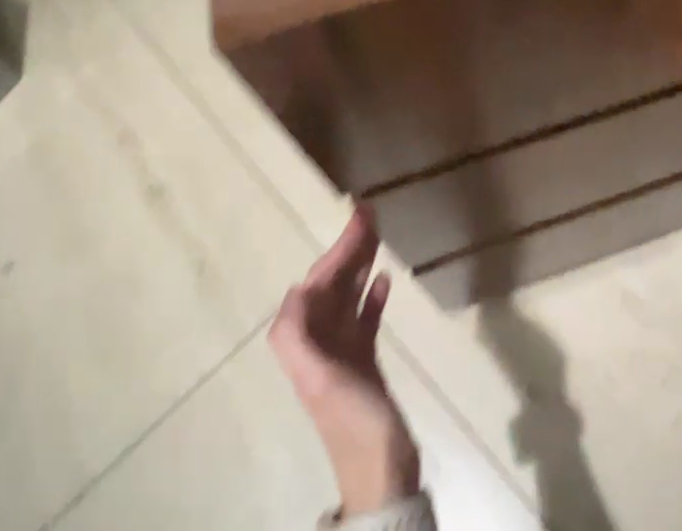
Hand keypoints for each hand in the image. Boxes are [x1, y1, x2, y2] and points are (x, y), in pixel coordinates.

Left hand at [269, 209, 419, 515]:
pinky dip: (370, 296)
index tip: (357, 219)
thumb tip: (297, 288)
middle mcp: (318, 342)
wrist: (381, 470)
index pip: (316, 283)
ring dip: (360, 265)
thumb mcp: (320, 379)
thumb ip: (297, 335)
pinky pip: (364, 318)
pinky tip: (384, 279)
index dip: (334, 251)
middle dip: (347, 249)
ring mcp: (342, 351)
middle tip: (370, 213)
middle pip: (331, 284)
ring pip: (347, 296)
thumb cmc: (353, 421)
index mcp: (303, 342)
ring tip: (378, 234)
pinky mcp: (363, 361)